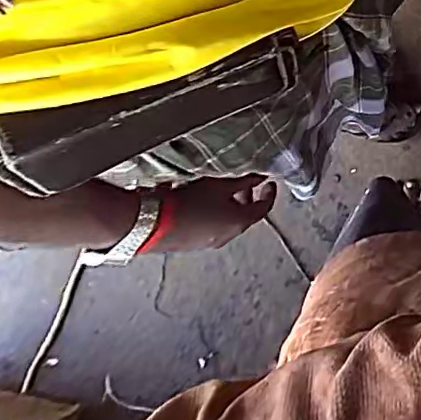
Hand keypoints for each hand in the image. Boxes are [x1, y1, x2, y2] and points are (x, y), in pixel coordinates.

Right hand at [147, 175, 277, 252]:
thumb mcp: (220, 185)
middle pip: (244, 216)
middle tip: (243, 181)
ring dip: (228, 204)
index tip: (269, 182)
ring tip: (219, 187)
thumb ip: (244, 180)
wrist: (151, 223)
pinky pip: (209, 225)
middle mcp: (226, 236)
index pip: (263, 209)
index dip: (269, 194)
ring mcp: (207, 242)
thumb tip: (261, 175)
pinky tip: (199, 198)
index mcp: (238, 223)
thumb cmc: (190, 201)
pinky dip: (212, 212)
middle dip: (247, 197)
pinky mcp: (191, 243)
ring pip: (226, 221)